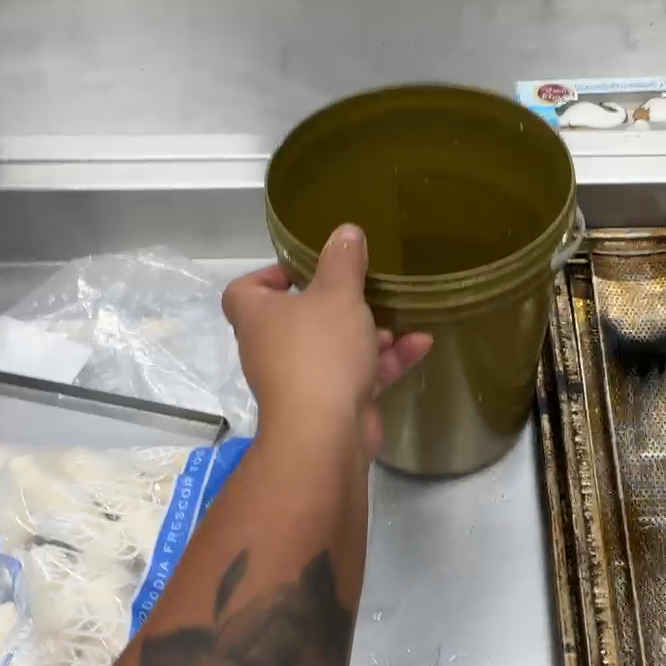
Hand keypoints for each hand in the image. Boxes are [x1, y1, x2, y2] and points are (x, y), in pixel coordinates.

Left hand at [222, 224, 431, 455]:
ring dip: (366, 333)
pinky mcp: (334, 404)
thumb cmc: (320, 352)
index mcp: (258, 317)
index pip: (245, 291)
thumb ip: (343, 262)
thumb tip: (346, 232)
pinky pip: (360, 374)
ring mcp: (303, 380)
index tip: (300, 269)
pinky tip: (420, 343)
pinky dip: (386, 360)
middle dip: (333, 305)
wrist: (325, 432)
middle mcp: (274, 348)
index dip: (268, 277)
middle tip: (360, 288)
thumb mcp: (337, 294)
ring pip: (335, 348)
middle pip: (298, 320)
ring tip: (397, 315)